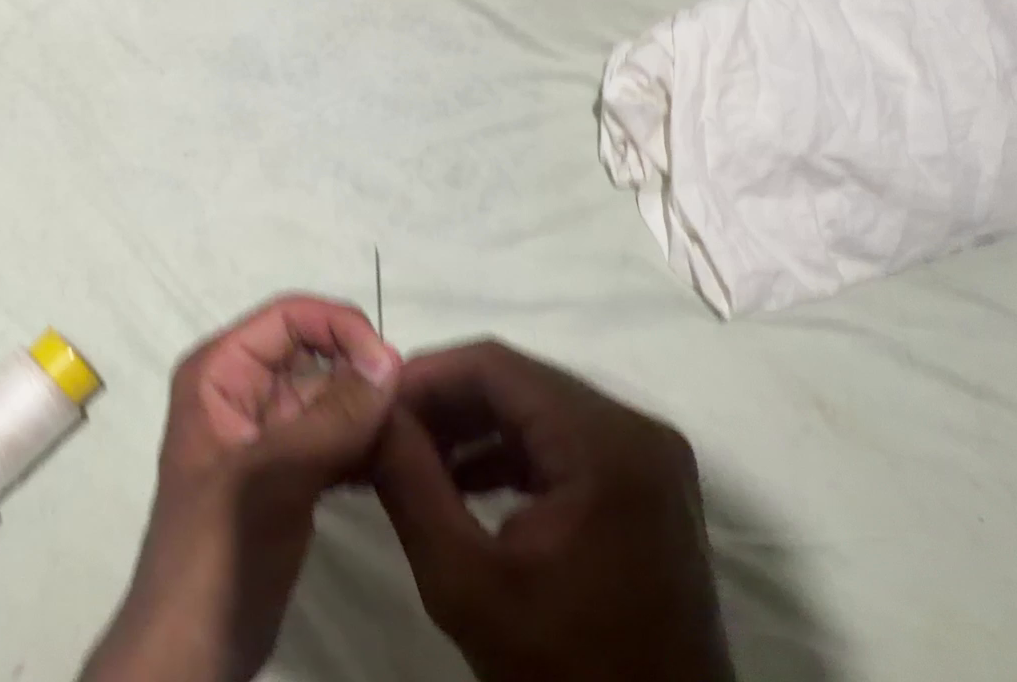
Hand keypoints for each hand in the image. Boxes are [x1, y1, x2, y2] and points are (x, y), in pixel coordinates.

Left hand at [80, 296, 400, 681]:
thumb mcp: (271, 475)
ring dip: (370, 411)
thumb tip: (390, 359)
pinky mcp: (289, 471)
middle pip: (315, 354)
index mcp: (220, 371)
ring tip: (412, 437)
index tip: (393, 367)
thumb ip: (331, 417)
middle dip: (363, 373)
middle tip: (415, 411)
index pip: (289, 317)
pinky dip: (364, 444)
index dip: (341, 328)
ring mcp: (266, 432)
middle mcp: (241, 389)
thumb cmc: (218, 545)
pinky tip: (395, 464)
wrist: (195, 637)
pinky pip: (335, 437)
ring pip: (330, 397)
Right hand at [372, 341, 733, 681]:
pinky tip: (458, 481)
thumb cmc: (560, 665)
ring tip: (408, 457)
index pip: (494, 366)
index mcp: (604, 445)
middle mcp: (636, 431)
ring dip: (468, 424)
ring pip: (534, 404)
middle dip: (441, 401)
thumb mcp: (461, 577)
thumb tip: (370, 410)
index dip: (422, 375)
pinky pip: (559, 437)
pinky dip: (503, 449)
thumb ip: (407, 480)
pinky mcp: (642, 482)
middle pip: (516, 380)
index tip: (369, 405)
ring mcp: (646, 455)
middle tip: (382, 432)